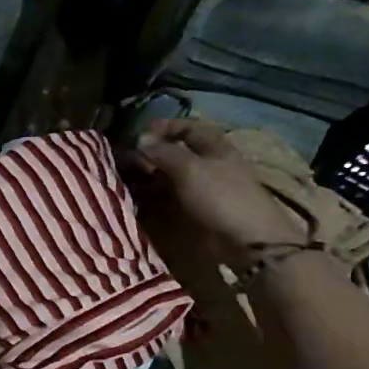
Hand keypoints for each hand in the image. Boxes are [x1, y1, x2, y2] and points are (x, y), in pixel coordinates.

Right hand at [122, 118, 305, 261]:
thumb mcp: (190, 168)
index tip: (140, 133)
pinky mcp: (190, 213)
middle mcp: (206, 166)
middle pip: (173, 154)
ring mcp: (198, 191)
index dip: (166, 127)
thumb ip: (163, 151)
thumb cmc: (221, 197)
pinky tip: (133, 199)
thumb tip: (140, 140)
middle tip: (123, 162)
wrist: (245, 242)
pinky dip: (148, 198)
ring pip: (165, 177)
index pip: (189, 128)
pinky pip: (164, 199)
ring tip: (122, 182)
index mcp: (214, 148)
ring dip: (144, 178)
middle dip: (148, 155)